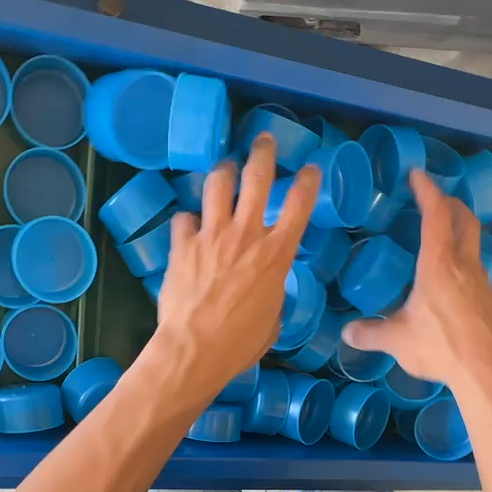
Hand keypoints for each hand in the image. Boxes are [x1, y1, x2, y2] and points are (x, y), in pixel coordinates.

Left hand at [143, 134, 319, 401]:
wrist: (195, 349)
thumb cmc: (239, 344)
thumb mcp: (271, 321)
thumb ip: (271, 294)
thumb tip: (265, 292)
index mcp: (276, 255)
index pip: (300, 204)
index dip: (307, 181)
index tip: (309, 170)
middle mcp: (246, 235)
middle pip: (258, 177)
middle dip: (263, 153)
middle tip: (264, 141)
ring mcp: (211, 236)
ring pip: (218, 184)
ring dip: (224, 172)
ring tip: (225, 169)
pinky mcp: (182, 246)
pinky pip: (184, 219)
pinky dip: (188, 221)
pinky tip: (189, 226)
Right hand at [342, 170, 491, 390]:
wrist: (485, 369)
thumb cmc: (440, 346)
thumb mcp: (397, 340)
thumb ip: (370, 333)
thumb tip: (347, 332)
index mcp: (438, 263)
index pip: (436, 214)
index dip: (427, 190)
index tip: (417, 175)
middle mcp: (463, 264)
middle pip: (464, 219)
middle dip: (450, 203)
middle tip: (434, 199)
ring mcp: (480, 280)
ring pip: (473, 242)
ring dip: (458, 230)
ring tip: (441, 236)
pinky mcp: (488, 298)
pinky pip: (474, 266)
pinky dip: (461, 258)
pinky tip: (450, 277)